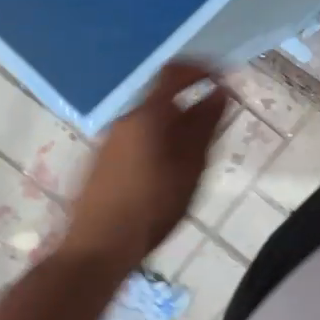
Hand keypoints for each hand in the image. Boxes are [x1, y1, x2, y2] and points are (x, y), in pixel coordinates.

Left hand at [62, 61, 228, 270]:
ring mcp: (109, 142)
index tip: (223, 78)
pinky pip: (138, 136)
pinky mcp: (102, 162)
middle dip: (192, 103)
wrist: (96, 251)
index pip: (175, 72)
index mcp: (147, 115)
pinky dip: (159, 139)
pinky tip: (169, 169)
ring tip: (196, 151)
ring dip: (175, 124)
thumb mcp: (191, 165)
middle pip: (162, 97)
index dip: (201, 68)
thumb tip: (221, 91)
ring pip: (150, 119)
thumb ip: (206, 125)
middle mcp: (124, 121)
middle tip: (215, 123)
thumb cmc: (152, 206)